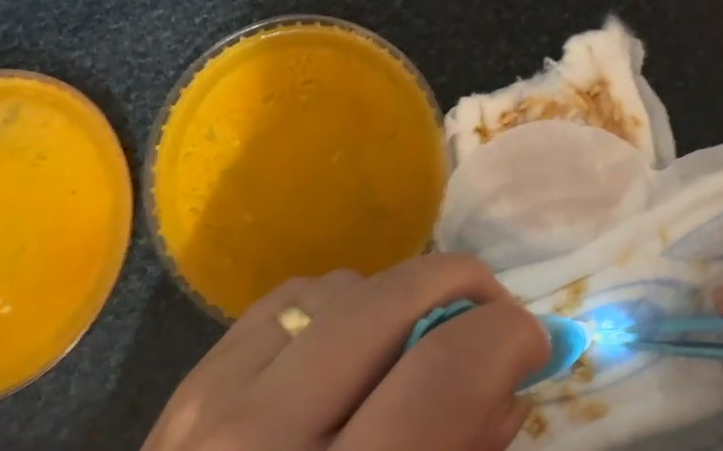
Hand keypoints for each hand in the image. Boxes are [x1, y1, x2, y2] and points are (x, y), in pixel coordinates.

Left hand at [143, 254, 547, 450]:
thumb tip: (502, 380)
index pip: (442, 371)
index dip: (507, 336)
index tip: (533, 341)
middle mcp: (265, 438)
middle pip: (388, 301)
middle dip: (460, 286)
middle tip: (492, 317)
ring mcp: (214, 405)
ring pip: (337, 288)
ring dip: (396, 300)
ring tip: (415, 346)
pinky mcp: (188, 389)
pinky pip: (286, 301)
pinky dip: (335, 308)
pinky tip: (351, 349)